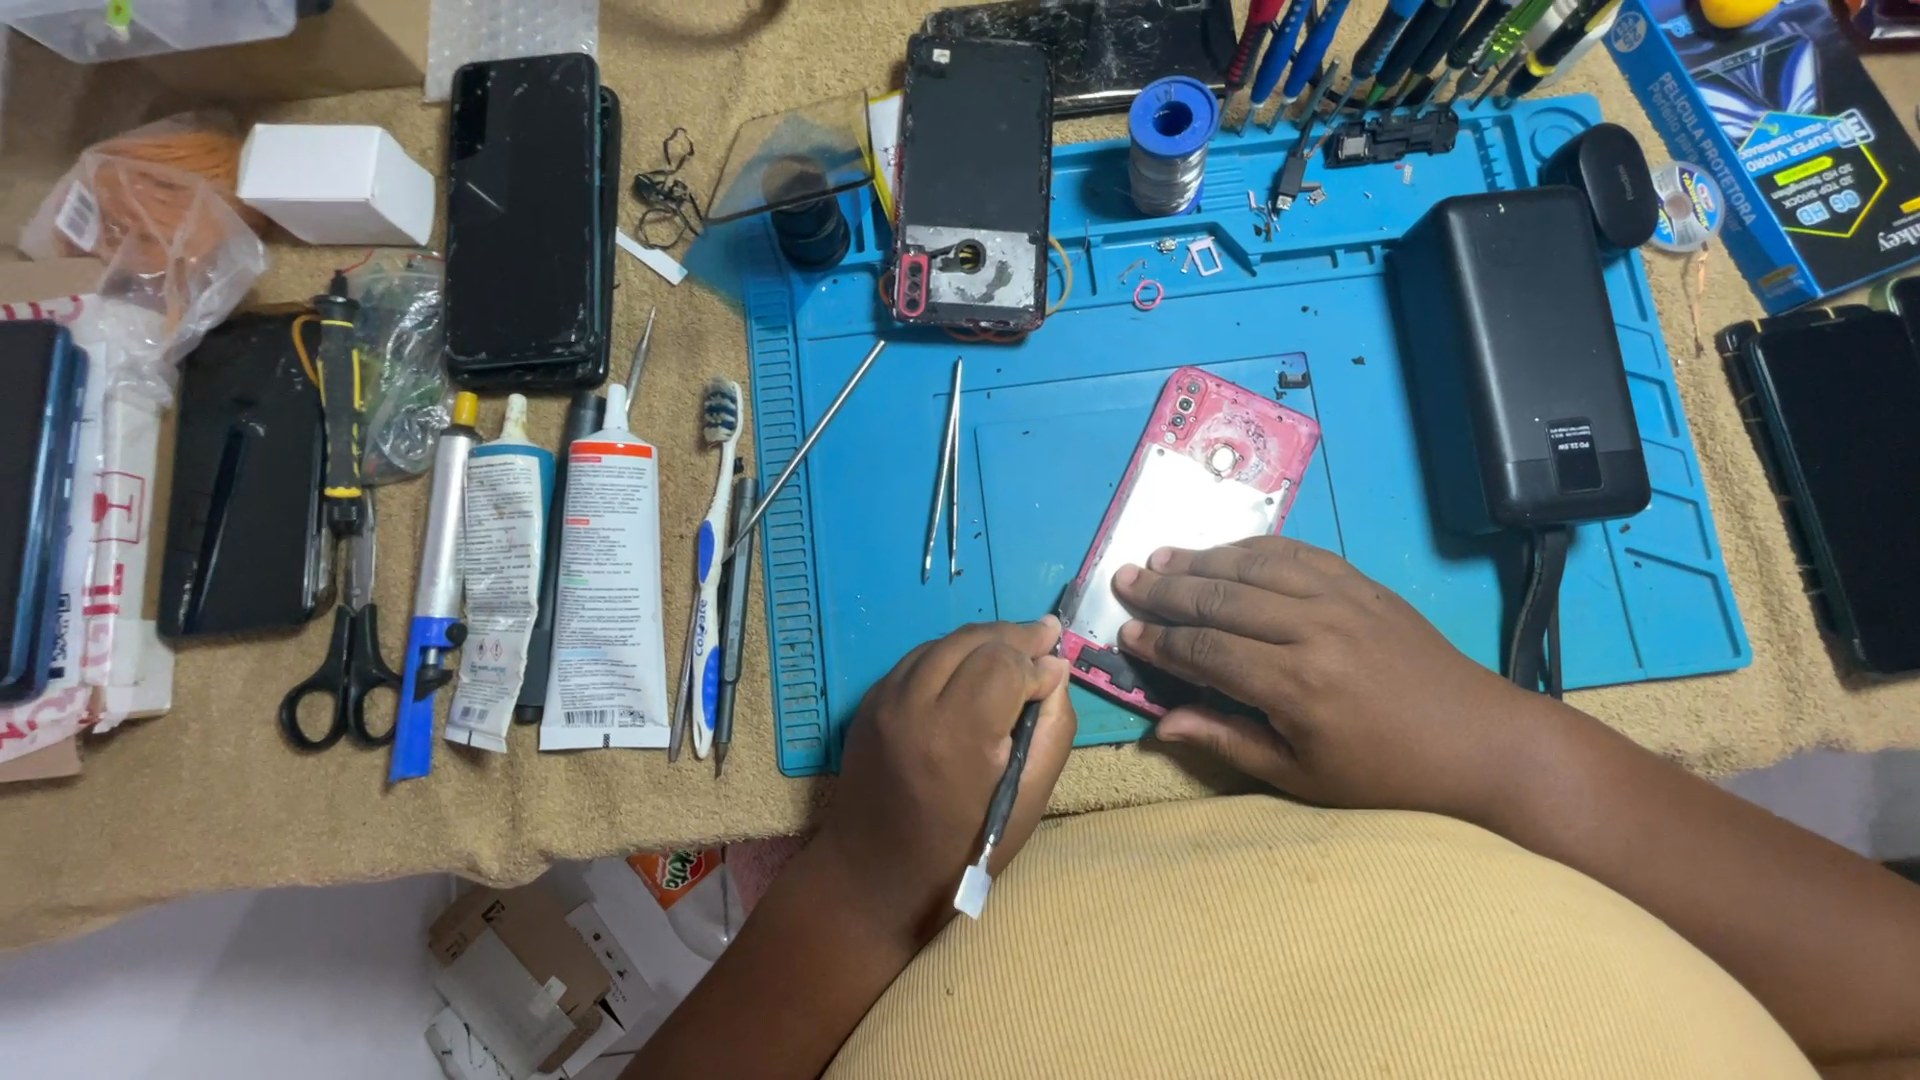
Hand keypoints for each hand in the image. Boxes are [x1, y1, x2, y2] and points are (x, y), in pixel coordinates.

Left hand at [816, 617, 1076, 939]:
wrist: (871, 875)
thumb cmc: (960, 851)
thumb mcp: (1025, 802)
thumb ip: (1051, 730)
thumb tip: (1055, 671)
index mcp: (957, 737)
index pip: (1005, 664)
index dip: (1036, 661)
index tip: (1055, 670)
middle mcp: (914, 706)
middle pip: (974, 641)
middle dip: (1015, 637)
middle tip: (1046, 636)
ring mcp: (884, 699)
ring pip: (944, 641)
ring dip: (984, 641)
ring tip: (1015, 649)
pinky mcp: (869, 700)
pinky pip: (918, 658)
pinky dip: (951, 654)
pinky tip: (971, 667)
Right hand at [1112, 537, 1542, 818]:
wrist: (1484, 743)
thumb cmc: (1387, 775)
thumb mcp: (1303, 777)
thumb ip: (1228, 741)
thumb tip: (1160, 725)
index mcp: (1298, 687)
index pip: (1208, 650)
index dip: (1162, 641)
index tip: (1126, 631)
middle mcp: (1315, 630)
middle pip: (1222, 599)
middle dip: (1166, 590)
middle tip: (1124, 579)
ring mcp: (1342, 599)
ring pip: (1254, 566)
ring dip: (1201, 560)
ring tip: (1159, 557)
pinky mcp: (1363, 585)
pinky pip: (1297, 552)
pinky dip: (1252, 547)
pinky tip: (1223, 550)